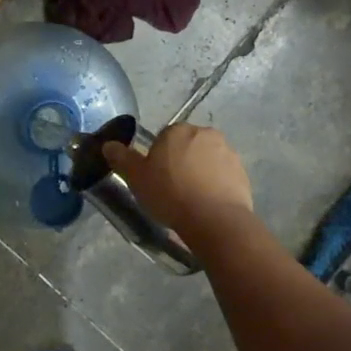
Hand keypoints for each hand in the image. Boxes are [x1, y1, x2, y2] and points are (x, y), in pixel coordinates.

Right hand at [103, 123, 253, 236]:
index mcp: (177, 130)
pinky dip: (215, 184)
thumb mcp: (137, 178)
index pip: (164, 137)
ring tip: (191, 199)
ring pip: (206, 159)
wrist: (214, 219)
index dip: (158, 158)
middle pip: (187, 145)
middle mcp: (205, 133)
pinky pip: (222, 174)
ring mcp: (227, 151)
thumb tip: (108, 144)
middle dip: (181, 161)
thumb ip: (122, 158)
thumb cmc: (170, 194)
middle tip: (171, 188)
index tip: (156, 178)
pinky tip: (207, 203)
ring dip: (199, 171)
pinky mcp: (242, 171)